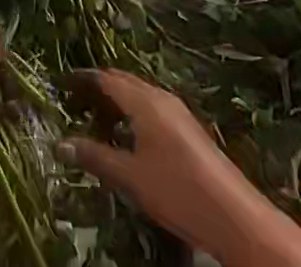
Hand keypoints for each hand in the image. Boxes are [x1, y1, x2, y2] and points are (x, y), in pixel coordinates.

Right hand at [57, 70, 300, 266]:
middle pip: (123, 81)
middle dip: (98, 87)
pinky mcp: (190, 132)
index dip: (82, 78)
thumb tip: (58, 144)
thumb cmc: (179, 192)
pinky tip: (127, 136)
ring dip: (116, 101)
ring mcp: (179, 115)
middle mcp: (161, 100)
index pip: (105, 78)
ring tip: (96, 118)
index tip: (61, 84)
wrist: (241, 222)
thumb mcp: (130, 176)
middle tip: (74, 100)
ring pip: (139, 95)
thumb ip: (94, 156)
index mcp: (144, 102)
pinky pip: (152, 109)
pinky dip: (132, 113)